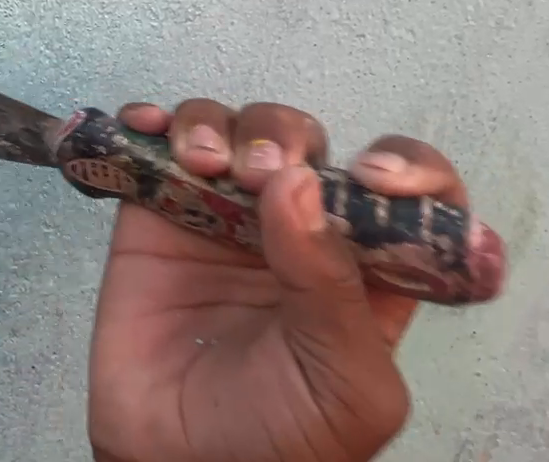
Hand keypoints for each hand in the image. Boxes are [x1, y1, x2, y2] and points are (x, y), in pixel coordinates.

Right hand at [88, 101, 469, 461]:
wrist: (170, 455)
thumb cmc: (281, 437)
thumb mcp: (344, 381)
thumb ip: (331, 287)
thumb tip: (296, 182)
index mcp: (363, 269)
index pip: (405, 195)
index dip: (404, 167)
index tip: (373, 177)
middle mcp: (290, 229)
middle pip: (298, 142)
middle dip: (280, 138)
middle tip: (256, 174)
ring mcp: (212, 213)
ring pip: (222, 128)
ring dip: (209, 123)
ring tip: (198, 160)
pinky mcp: (148, 210)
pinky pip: (145, 147)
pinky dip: (144, 120)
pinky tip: (144, 126)